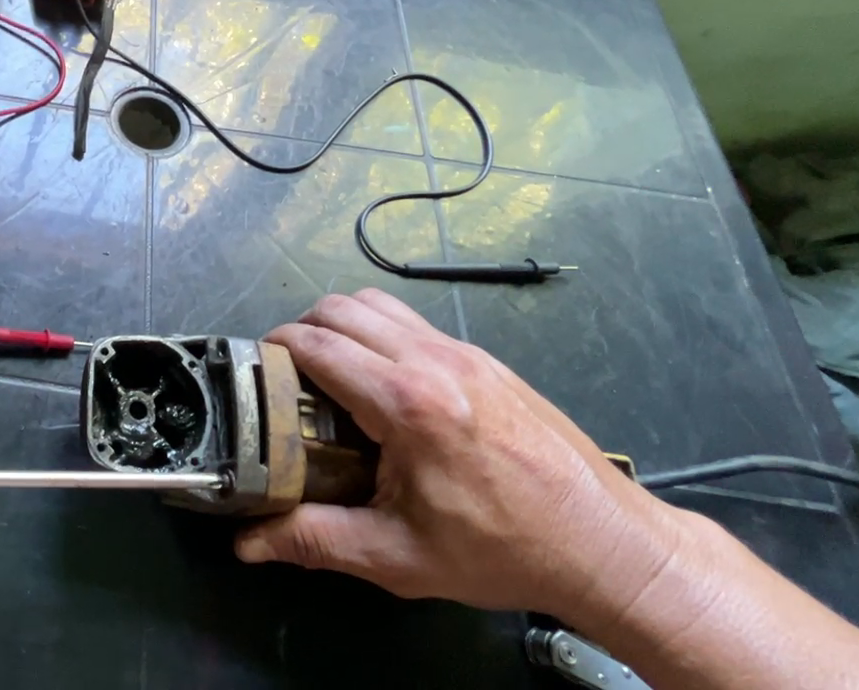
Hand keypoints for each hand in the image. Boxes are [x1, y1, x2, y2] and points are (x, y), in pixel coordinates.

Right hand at [236, 289, 685, 623]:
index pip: (316, 344)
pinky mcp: (483, 356)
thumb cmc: (504, 553)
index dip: (274, 348)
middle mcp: (432, 360)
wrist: (611, 548)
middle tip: (288, 374)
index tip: (258, 372)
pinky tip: (379, 377)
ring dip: (338, 323)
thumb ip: (314, 540)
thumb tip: (248, 543)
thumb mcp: (398, 556)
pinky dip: (376, 330)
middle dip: (300, 330)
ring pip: (374, 302)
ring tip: (329, 368)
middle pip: (338, 308)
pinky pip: (409, 319)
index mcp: (407, 404)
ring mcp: (462, 351)